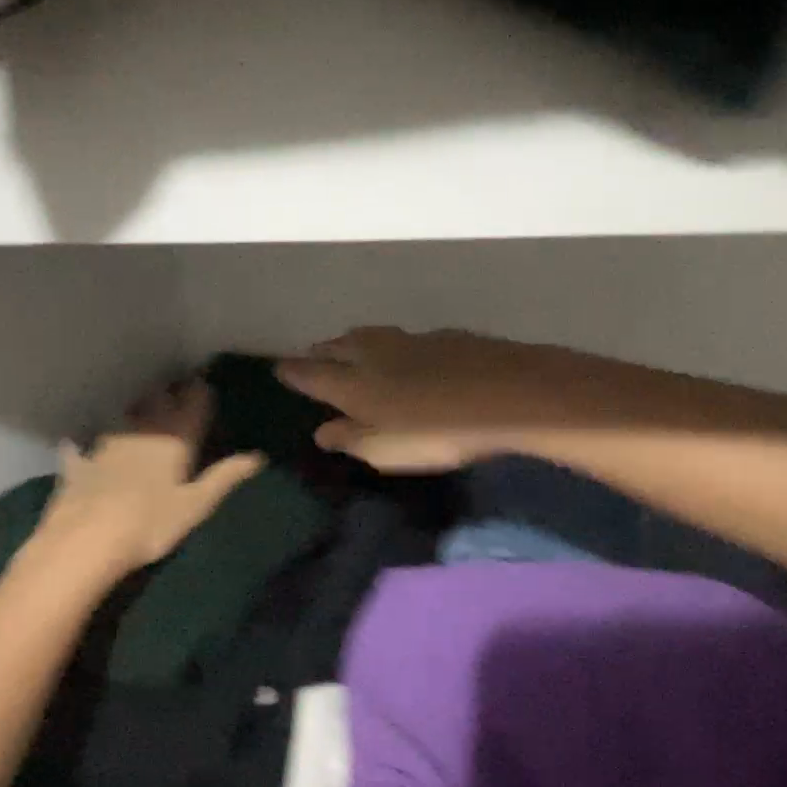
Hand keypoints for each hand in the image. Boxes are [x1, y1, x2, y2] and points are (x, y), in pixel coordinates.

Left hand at [29, 380, 263, 577]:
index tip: (205, 382)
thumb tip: (258, 455)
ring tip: (140, 410)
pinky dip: (81, 446)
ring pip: (122, 418)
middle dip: (168, 395)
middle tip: (175, 389)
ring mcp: (104, 446)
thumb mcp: (197, 505)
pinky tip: (76, 444)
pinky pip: (79, 450)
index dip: (200, 392)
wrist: (86, 540)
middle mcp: (140, 432)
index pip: (192, 405)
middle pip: (157, 403)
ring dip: (133, 412)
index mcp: (174, 440)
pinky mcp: (77, 466)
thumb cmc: (151, 524)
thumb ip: (225, 477)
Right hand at [276, 327, 599, 471]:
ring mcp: (412, 341)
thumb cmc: (437, 432)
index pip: (311, 374)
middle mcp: (375, 354)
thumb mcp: (386, 450)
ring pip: (371, 336)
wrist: (507, 394)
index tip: (279, 369)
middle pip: (339, 346)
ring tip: (348, 346)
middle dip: (321, 351)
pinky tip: (405, 353)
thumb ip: (351, 439)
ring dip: (354, 341)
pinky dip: (394, 345)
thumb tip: (322, 431)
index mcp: (353, 383)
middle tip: (311, 354)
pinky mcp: (446, 338)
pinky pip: (407, 339)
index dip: (293, 372)